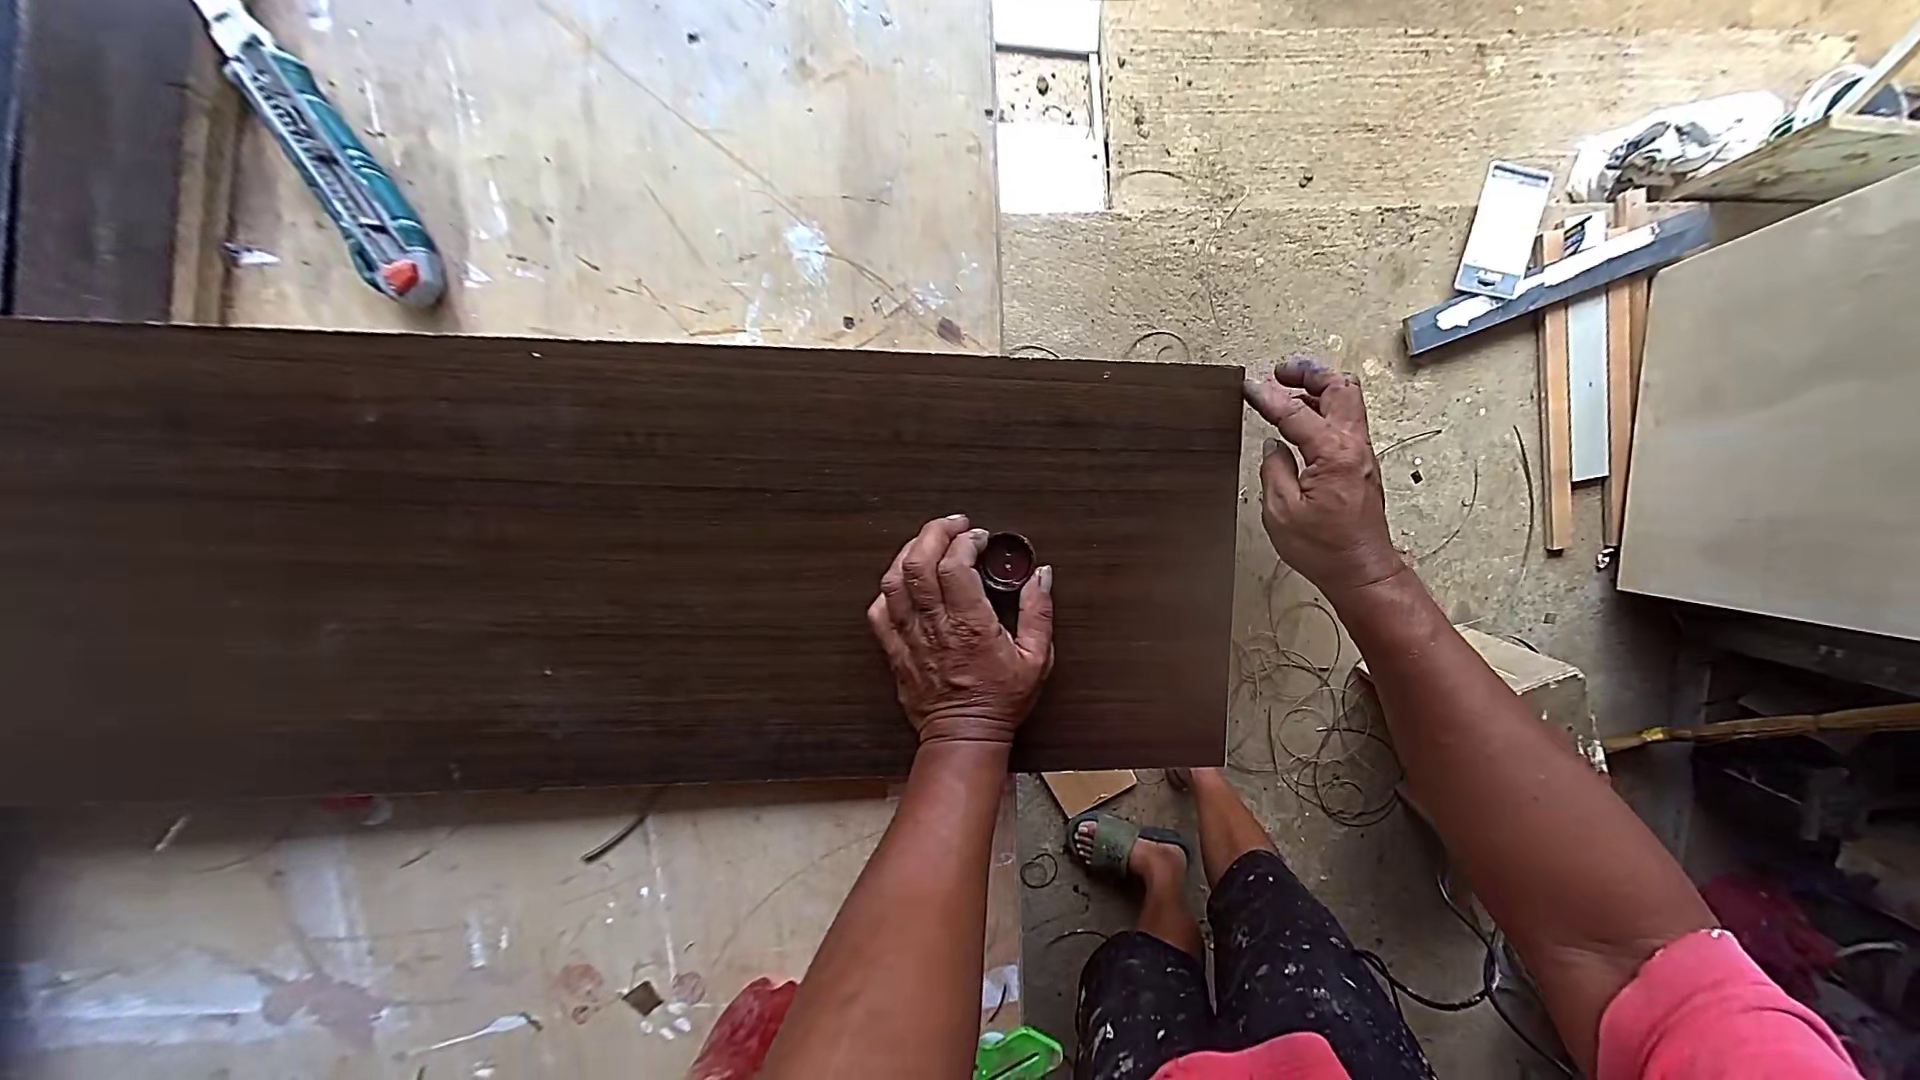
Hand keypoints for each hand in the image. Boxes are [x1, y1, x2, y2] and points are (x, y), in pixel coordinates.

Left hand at [867, 515, 1054, 746]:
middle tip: (952, 525)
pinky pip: (879, 610)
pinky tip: (905, 580)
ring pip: (894, 581)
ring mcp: (910, 637)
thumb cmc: (1000, 701)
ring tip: (928, 543)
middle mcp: (936, 627)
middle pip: (919, 563)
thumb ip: (1039, 612)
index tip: (979, 538)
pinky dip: (889, 587)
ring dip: (909, 552)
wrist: (964, 737)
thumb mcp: (1036, 658)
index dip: (966, 541)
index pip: (956, 566)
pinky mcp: (895, 649)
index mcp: (971, 626)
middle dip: (934, 532)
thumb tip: (1041, 575)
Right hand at [1242, 359, 1405, 599]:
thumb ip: (1274, 470)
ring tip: (1289, 387)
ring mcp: (1361, 455)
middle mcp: (1354, 448)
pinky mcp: (1359, 465)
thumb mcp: (1281, 510)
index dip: (1268, 397)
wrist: (1359, 569)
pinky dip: (1325, 408)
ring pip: (1348, 402)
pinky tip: (1303, 417)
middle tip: (1281, 371)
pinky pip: (1346, 422)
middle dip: (1309, 374)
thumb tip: (1273, 445)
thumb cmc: (1323, 547)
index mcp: (1333, 455)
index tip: (1248, 386)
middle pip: (1340, 390)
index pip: (1295, 413)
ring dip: (1319, 388)